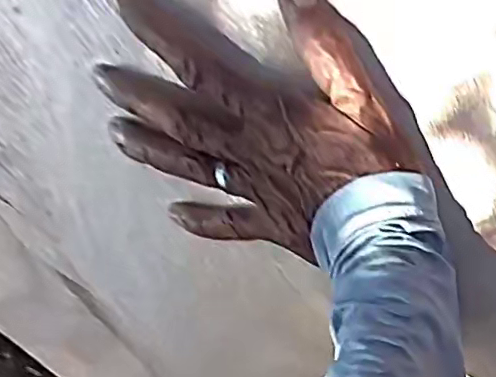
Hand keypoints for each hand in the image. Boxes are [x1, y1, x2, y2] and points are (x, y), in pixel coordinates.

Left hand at [96, 0, 419, 262]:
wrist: (389, 236)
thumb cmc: (381, 173)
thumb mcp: (365, 102)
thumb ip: (328, 48)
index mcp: (268, 115)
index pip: (200, 66)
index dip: (158, 33)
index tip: (125, 9)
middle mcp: (253, 152)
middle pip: (184, 119)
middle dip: (140, 96)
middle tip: (106, 81)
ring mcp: (263, 192)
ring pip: (196, 166)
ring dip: (155, 150)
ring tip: (120, 135)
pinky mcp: (279, 226)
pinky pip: (234, 224)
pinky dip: (204, 221)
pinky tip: (177, 215)